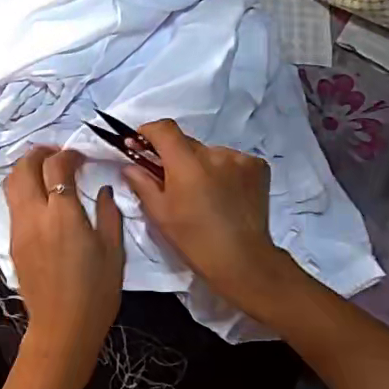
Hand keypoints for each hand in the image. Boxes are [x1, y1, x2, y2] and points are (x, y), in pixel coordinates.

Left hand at [6, 148, 124, 378]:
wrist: (62, 326)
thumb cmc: (96, 292)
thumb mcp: (113, 250)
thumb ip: (108, 214)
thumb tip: (103, 190)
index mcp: (62, 214)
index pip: (56, 166)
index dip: (68, 155)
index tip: (80, 158)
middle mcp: (34, 215)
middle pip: (23, 168)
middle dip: (39, 154)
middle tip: (57, 155)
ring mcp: (19, 229)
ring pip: (11, 185)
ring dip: (26, 170)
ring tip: (46, 172)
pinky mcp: (13, 243)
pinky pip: (13, 206)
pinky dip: (23, 192)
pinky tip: (42, 200)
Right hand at [122, 119, 300, 320]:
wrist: (241, 259)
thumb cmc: (193, 239)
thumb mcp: (159, 214)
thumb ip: (142, 183)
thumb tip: (129, 165)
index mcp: (186, 164)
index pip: (164, 129)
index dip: (148, 132)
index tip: (140, 144)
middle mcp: (214, 154)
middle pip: (186, 142)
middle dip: (173, 155)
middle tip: (169, 180)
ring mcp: (240, 159)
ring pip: (209, 153)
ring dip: (200, 165)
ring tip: (201, 193)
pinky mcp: (258, 167)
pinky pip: (232, 161)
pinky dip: (223, 171)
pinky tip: (223, 194)